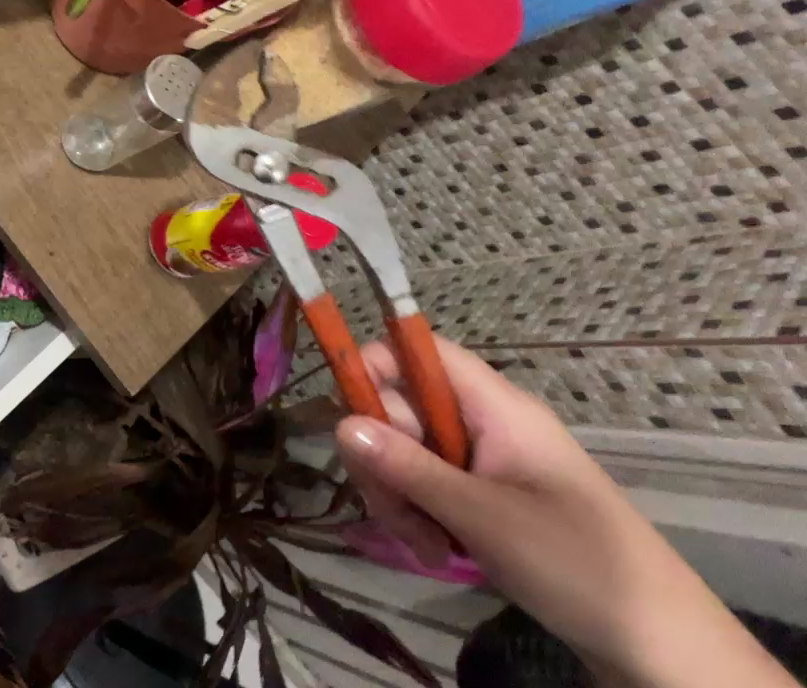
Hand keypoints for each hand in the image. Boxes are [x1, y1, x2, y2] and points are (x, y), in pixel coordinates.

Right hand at [334, 337, 788, 686]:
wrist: (660, 645)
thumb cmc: (577, 563)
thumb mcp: (482, 516)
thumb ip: (407, 467)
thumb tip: (338, 423)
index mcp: (496, 408)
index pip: (418, 352)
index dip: (375, 368)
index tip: (349, 416)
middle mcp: (483, 423)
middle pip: (399, 409)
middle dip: (380, 457)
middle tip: (390, 507)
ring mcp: (481, 460)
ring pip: (402, 451)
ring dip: (395, 494)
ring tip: (422, 542)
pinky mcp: (480, 494)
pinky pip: (422, 484)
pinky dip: (415, 514)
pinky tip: (433, 549)